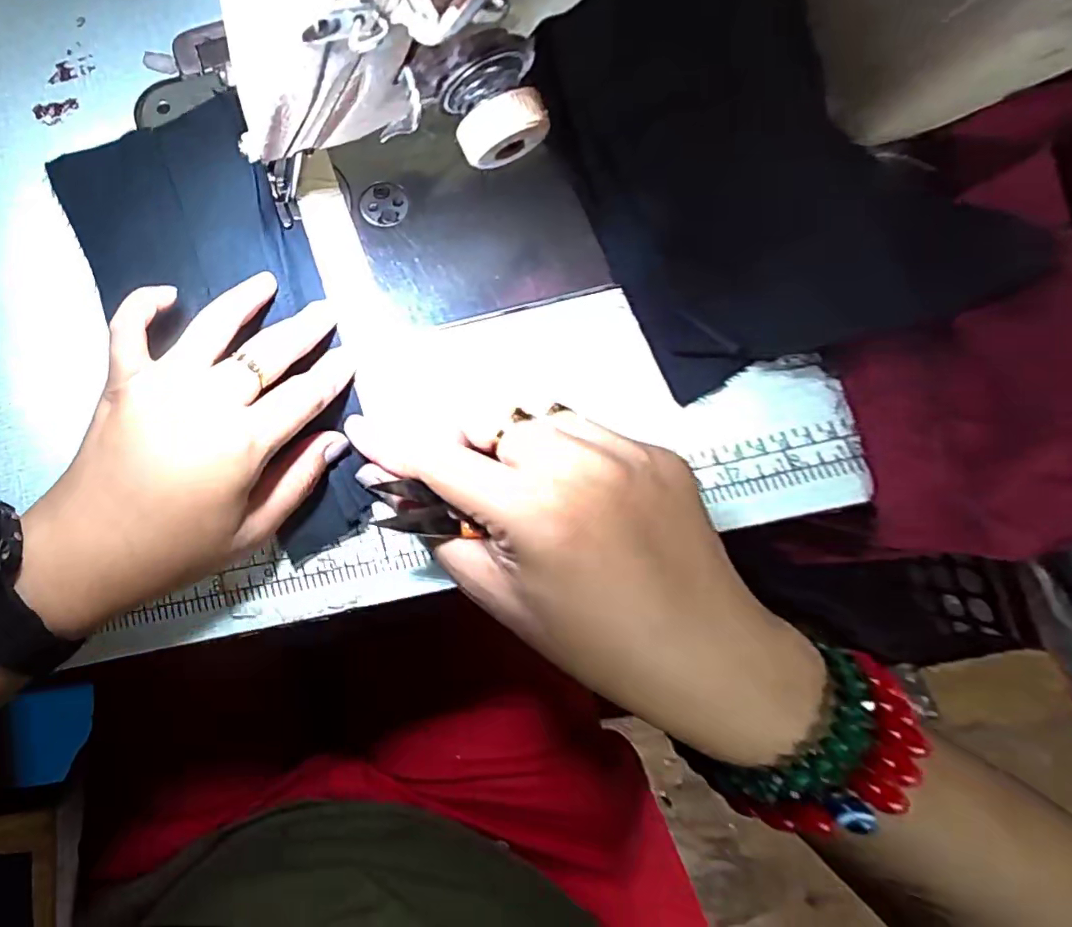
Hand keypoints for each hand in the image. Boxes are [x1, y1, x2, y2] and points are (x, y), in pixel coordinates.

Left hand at [15, 273, 354, 637]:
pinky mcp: (121, 380)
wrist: (89, 551)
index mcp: (244, 444)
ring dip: (243, 300)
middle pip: (267, 354)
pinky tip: (167, 295)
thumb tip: (334, 440)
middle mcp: (207, 401)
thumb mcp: (249, 534)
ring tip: (267, 282)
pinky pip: (129, 329)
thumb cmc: (174, 550)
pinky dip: (143, 305)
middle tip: (327, 311)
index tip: (351, 355)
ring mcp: (160, 383)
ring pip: (211, 328)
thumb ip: (296, 483)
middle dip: (304, 331)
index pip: (303, 396)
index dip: (332, 375)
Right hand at [345, 408, 825, 764]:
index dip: (394, 444)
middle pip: (489, 422)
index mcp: (532, 511)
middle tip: (476, 487)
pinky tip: (580, 490)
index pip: (440, 461)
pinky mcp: (657, 450)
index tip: (363, 427)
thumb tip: (401, 492)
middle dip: (468, 446)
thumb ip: (443, 535)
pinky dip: (565, 450)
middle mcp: (576, 464)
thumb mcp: (499, 598)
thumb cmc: (590, 641)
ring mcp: (624, 450)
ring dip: (517, 444)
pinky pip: (588, 429)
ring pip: (537, 418)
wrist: (708, 655)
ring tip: (532, 488)